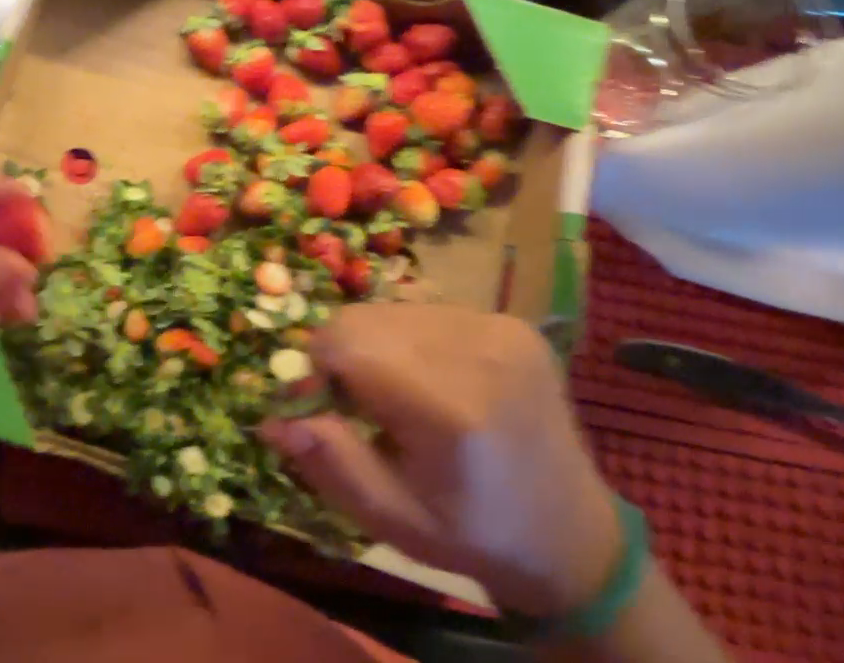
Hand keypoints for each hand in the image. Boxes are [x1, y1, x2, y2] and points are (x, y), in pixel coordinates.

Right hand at [259, 305, 621, 617]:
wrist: (570, 533)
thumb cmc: (470, 531)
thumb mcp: (390, 517)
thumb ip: (330, 461)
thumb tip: (272, 418)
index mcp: (450, 408)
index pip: (343, 342)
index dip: (316, 373)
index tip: (325, 413)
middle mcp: (479, 352)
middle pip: (360, 320)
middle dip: (341, 357)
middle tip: (360, 407)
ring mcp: (501, 330)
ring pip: (388, 310)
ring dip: (373, 346)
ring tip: (398, 395)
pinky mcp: (513, 323)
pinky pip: (423, 312)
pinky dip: (408, 340)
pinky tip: (432, 380)